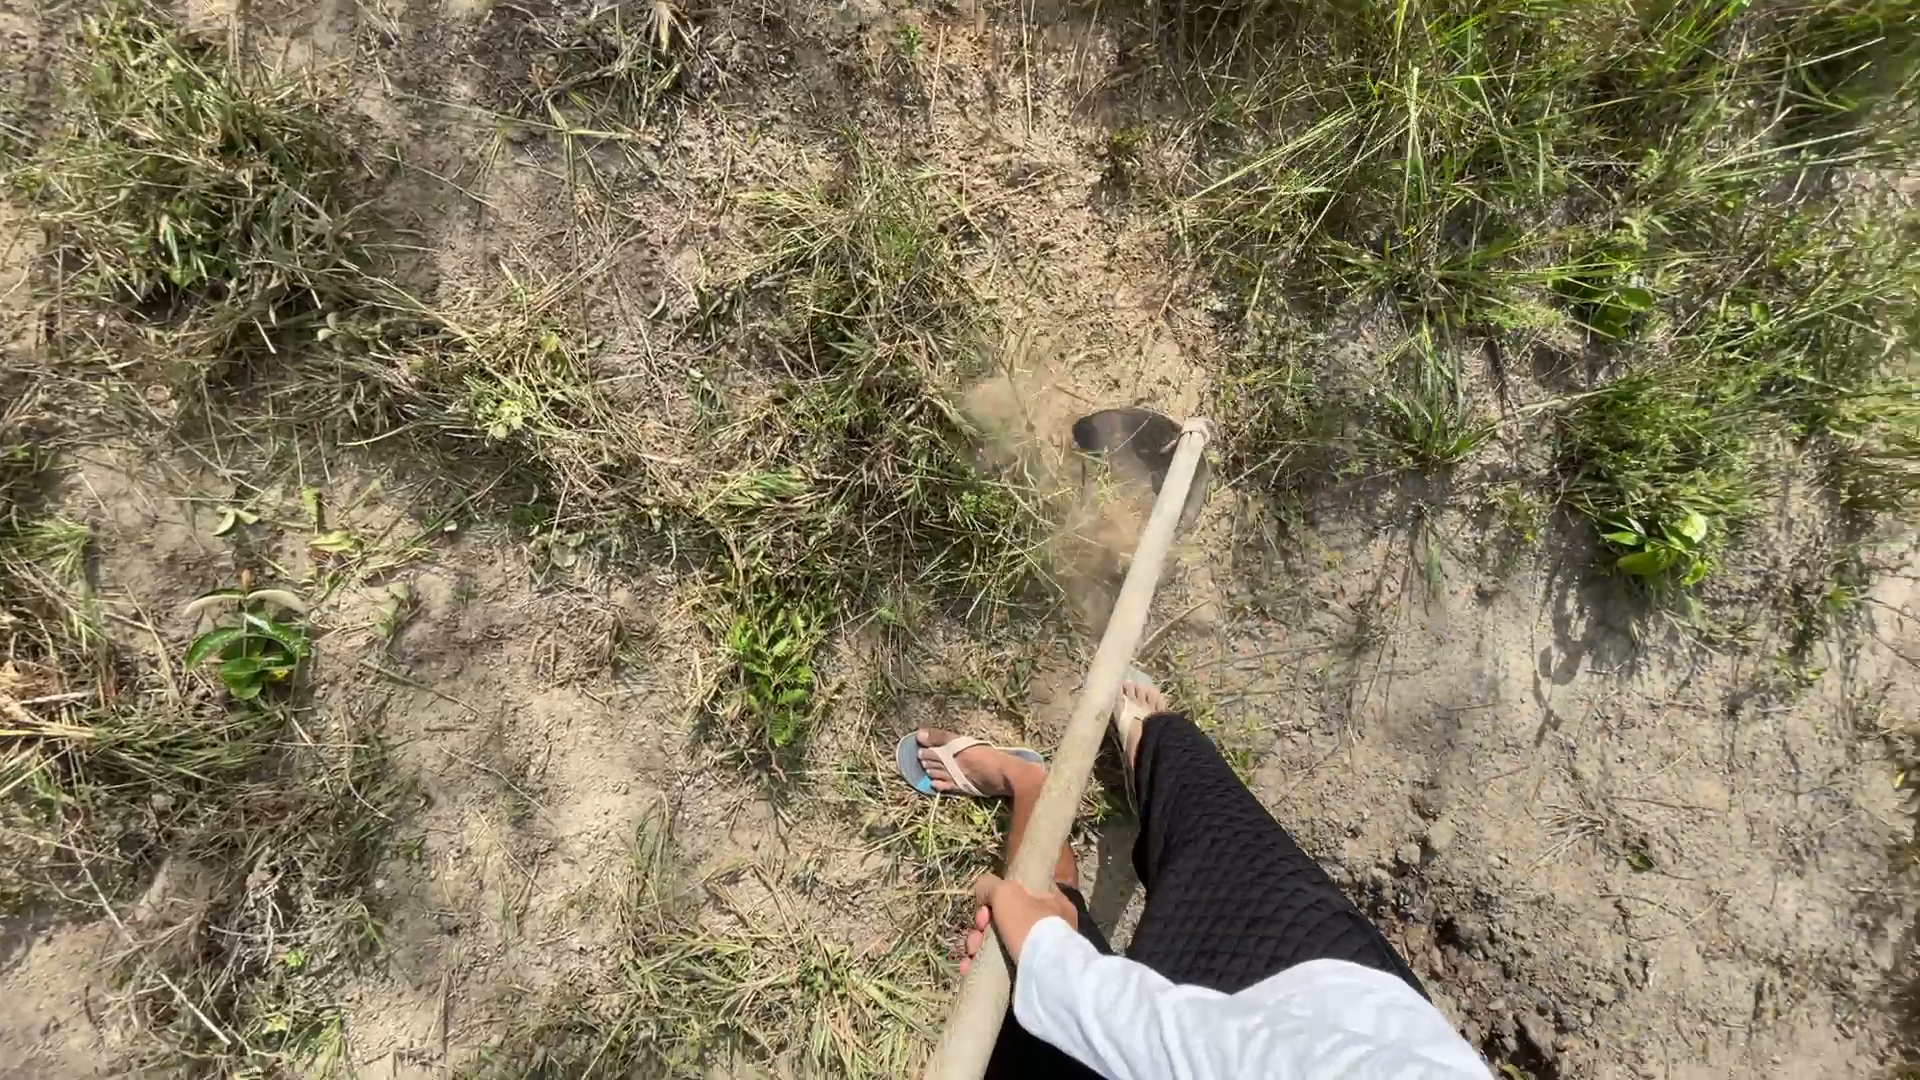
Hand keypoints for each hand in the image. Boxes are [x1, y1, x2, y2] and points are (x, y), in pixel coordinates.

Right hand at [961, 873, 1077, 971]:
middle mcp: (1048, 926)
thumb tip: (982, 891)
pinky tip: (968, 966)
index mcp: (1052, 901)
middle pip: (1005, 918)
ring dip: (977, 944)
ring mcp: (1036, 954)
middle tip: (979, 928)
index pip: (1020, 891)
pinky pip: (997, 965)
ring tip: (972, 950)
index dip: (998, 895)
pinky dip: (980, 964)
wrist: (1044, 978)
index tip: (985, 904)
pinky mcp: (1023, 977)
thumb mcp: (1007, 893)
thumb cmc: (1029, 926)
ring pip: (998, 942)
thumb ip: (990, 886)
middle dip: (983, 923)